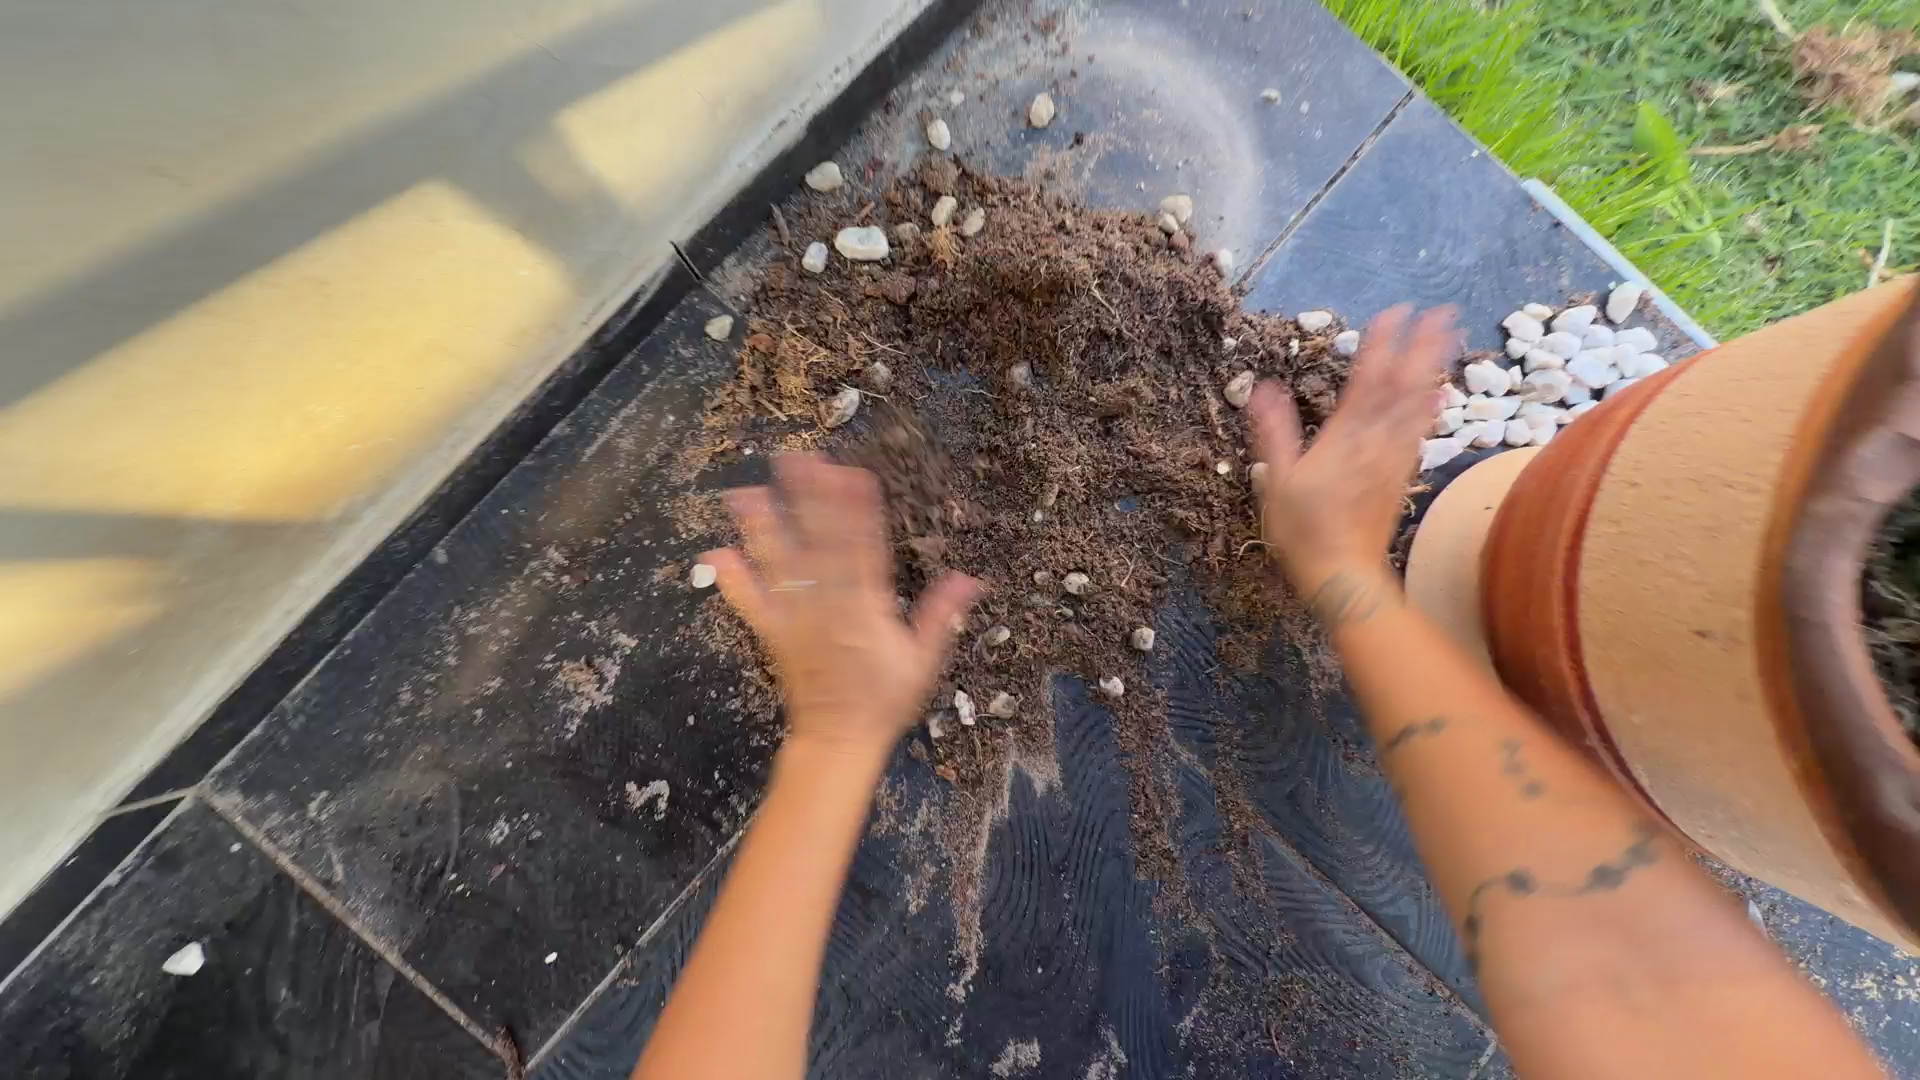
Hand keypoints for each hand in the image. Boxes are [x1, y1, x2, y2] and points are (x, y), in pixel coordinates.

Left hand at [704, 455, 982, 761]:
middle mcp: (829, 608)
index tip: (853, 474)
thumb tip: (971, 578)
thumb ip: (941, 615)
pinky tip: (718, 553)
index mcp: (868, 609)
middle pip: (819, 546)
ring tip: (747, 493)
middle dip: (809, 501)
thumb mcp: (924, 659)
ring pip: (782, 567)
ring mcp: (797, 620)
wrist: (840, 739)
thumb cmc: (885, 698)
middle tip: (796, 460)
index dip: (859, 511)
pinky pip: (752, 606)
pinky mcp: (773, 634)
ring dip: (765, 529)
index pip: (865, 550)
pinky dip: (734, 581)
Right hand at [1248, 305, 1457, 608]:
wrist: (1342, 570)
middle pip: (1400, 386)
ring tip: (1447, 338)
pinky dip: (1431, 409)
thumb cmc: (1302, 528)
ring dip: (1432, 369)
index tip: (1393, 313)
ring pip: (1416, 404)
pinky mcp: (1399, 473)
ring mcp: (1391, 457)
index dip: (1379, 346)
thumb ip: (1274, 431)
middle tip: (1439, 312)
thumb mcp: (1278, 479)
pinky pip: (1419, 433)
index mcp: (1341, 438)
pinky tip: (1440, 395)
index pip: (1364, 382)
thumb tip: (1263, 388)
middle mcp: (1374, 441)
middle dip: (1419, 348)